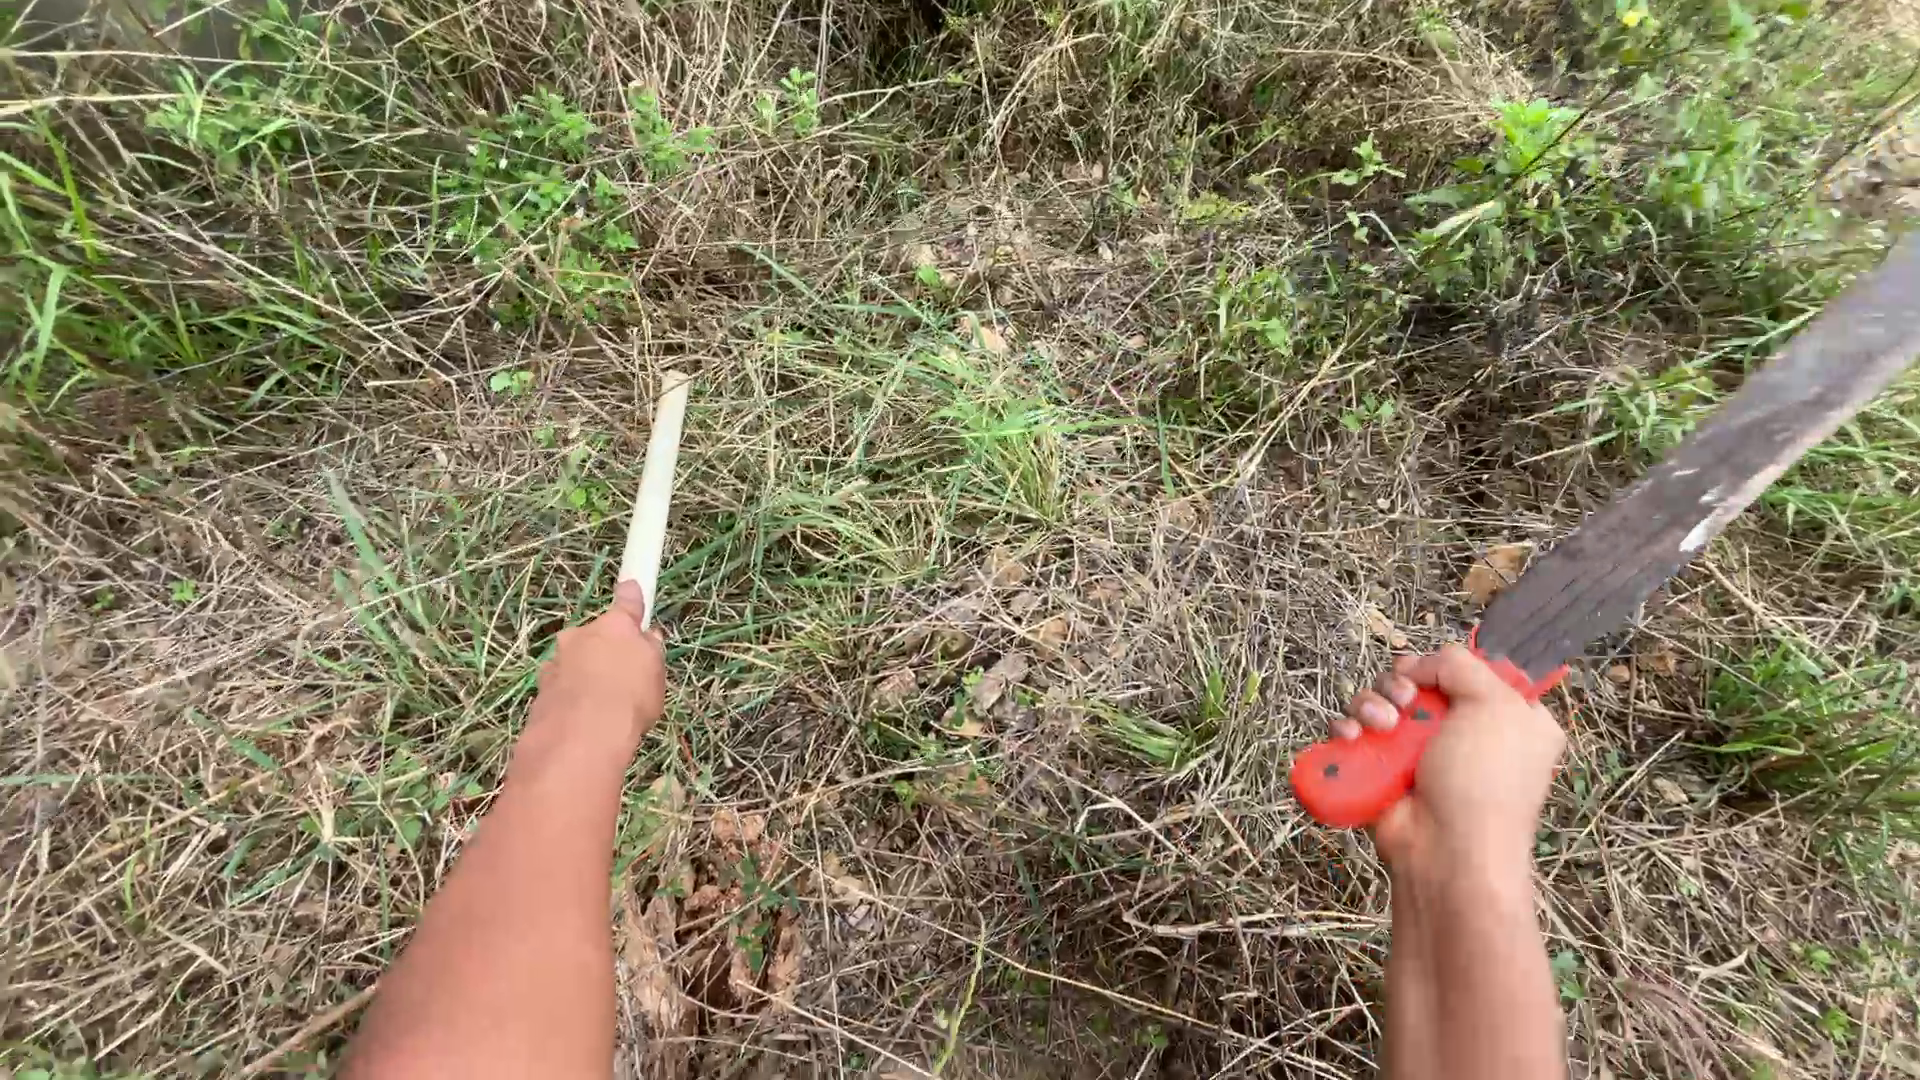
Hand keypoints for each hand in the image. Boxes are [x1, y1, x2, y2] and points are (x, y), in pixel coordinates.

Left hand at [521, 580, 666, 763]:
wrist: (580, 738)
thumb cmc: (629, 699)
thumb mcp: (656, 675)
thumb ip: (650, 652)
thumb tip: (648, 638)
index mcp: (614, 626)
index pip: (627, 601)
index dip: (632, 597)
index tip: (632, 588)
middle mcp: (580, 636)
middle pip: (596, 635)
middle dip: (606, 648)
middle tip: (624, 675)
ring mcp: (556, 662)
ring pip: (575, 661)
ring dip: (586, 673)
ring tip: (603, 704)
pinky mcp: (539, 690)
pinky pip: (561, 686)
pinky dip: (571, 695)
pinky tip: (583, 717)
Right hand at [1336, 644, 1563, 881]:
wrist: (1446, 850)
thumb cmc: (1484, 783)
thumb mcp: (1496, 707)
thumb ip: (1461, 665)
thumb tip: (1418, 665)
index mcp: (1506, 716)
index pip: (1466, 670)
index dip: (1442, 666)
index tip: (1431, 676)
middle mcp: (1461, 730)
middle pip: (1413, 681)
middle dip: (1398, 685)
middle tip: (1403, 700)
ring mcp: (1417, 750)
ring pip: (1377, 702)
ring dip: (1369, 707)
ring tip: (1379, 728)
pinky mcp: (1381, 766)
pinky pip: (1352, 731)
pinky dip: (1346, 730)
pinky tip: (1352, 739)